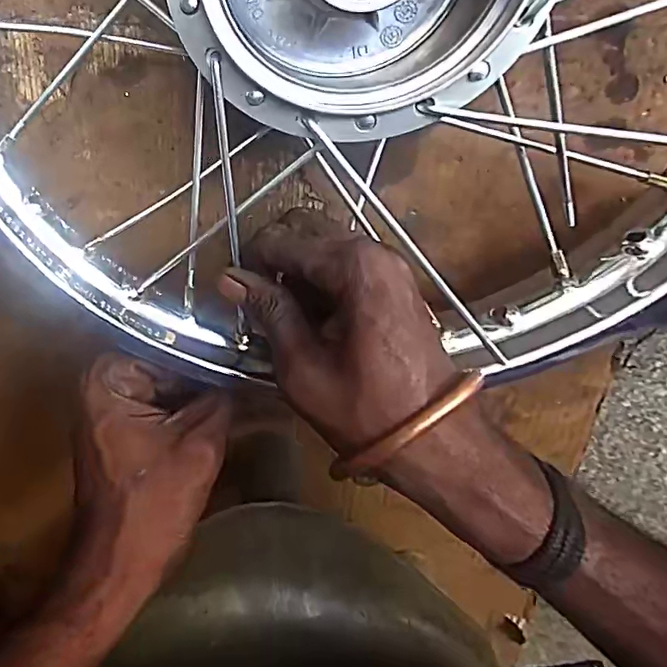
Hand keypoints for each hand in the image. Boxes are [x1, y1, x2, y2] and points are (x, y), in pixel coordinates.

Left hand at [72, 354, 230, 586]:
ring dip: (202, 394)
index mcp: (108, 375)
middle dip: (209, 375)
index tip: (249, 353)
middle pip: (170, 365)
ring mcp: (106, 406)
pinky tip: (226, 411)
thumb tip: (251, 375)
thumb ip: (225, 401)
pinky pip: (161, 406)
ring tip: (246, 389)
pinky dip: (188, 412)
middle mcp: (100, 382)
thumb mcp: (199, 447)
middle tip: (253, 373)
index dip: (214, 354)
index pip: (173, 346)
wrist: (116, 571)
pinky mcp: (118, 429)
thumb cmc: (150, 510)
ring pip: (168, 386)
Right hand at [214, 208, 462, 458]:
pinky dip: (322, 277)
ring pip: (324, 241)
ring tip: (288, 315)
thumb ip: (269, 311)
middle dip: (276, 258)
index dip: (253, 263)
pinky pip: (346, 259)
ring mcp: (389, 262)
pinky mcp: (395, 278)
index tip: (239, 294)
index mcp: (354, 265)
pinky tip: (316, 316)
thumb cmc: (366, 410)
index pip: (283, 240)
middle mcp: (374, 250)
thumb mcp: (302, 366)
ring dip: (298, 268)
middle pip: (306, 228)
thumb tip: (230, 278)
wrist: (437, 438)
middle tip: (260, 302)